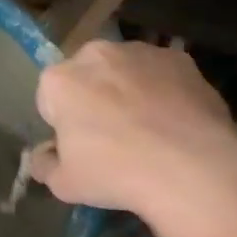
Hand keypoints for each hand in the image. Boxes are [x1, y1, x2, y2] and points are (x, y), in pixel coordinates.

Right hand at [29, 40, 236, 220]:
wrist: (191, 168)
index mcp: (60, 80)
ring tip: (145, 129)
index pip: (48, 98)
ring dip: (125, 91)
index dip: (60, 123)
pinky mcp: (181, 59)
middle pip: (85, 76)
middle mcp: (97, 54)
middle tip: (108, 136)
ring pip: (123, 71)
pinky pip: (159, 74)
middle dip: (91, 97)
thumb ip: (45, 165)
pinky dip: (160, 91)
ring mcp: (142, 52)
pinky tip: (171, 122)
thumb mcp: (64, 184)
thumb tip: (44, 155)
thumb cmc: (115, 174)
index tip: (76, 146)